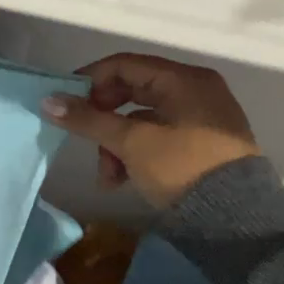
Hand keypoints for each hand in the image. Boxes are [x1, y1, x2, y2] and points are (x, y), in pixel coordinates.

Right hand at [40, 54, 260, 207]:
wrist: (236, 218)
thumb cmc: (182, 166)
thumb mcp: (130, 142)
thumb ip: (88, 119)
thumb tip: (47, 100)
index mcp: (183, 80)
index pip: (123, 65)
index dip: (89, 81)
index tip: (64, 103)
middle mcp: (194, 91)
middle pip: (129, 92)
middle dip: (101, 120)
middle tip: (82, 137)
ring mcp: (199, 117)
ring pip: (139, 119)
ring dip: (114, 144)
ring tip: (106, 175)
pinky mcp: (199, 142)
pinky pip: (155, 136)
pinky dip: (133, 152)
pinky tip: (121, 179)